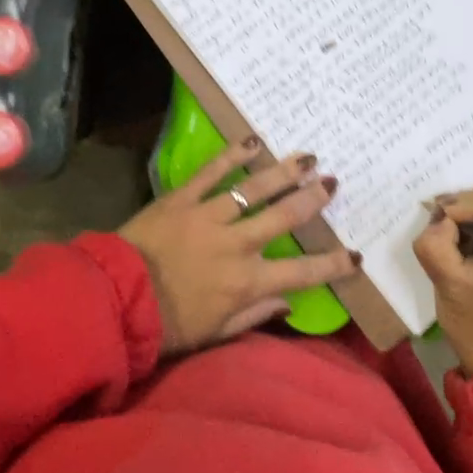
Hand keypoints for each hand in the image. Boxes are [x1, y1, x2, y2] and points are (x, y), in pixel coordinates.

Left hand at [119, 137, 357, 355]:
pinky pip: (211, 172)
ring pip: (254, 190)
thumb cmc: (167, 325)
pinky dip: (232, 154)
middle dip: (312, 200)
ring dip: (283, 172)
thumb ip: (254, 316)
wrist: (116, 300)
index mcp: (247, 283)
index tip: (356, 255)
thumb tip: (288, 303)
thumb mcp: (216, 333)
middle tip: (332, 183)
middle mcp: (236, 246)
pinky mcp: (181, 199)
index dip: (333, 264)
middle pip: (284, 219)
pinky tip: (253, 140)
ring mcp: (209, 218)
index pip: (302, 273)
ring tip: (306, 157)